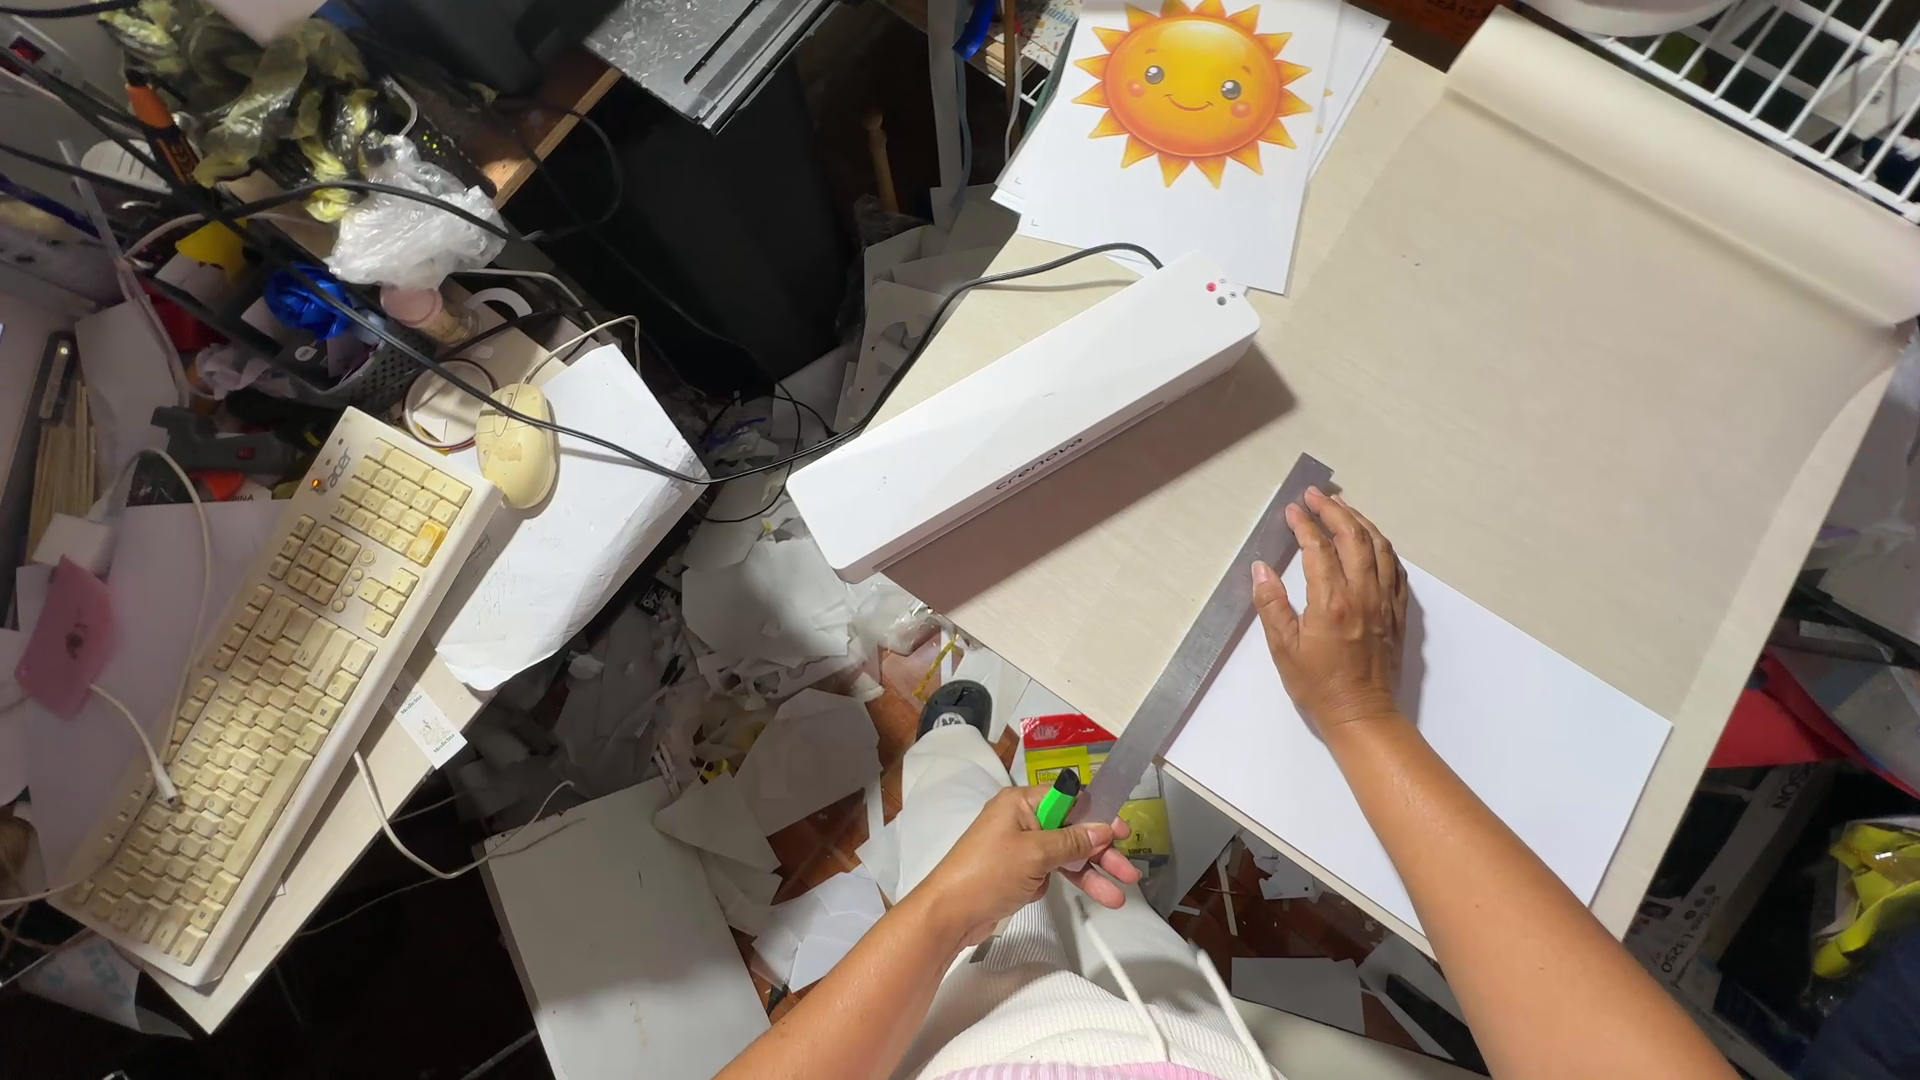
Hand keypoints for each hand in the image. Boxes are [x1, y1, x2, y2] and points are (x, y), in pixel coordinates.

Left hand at [913, 786, 1140, 947]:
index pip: (1068, 799)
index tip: (1123, 831)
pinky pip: (1052, 871)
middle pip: (1071, 829)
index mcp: (1020, 802)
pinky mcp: (1018, 871)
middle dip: (1099, 852)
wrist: (949, 913)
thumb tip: (1103, 829)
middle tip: (1127, 872)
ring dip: (1089, 873)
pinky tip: (1071, 895)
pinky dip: (1067, 882)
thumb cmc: (988, 873)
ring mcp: (1019, 846)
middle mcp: (1021, 819)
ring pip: (1064, 854)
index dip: (1097, 814)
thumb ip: (1072, 841)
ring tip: (1116, 896)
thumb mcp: (1035, 854)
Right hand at [1252, 487, 1409, 736]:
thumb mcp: (1282, 647)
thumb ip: (1271, 604)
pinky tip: (1371, 541)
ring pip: (1380, 548)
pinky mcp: (1398, 613)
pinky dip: (1382, 546)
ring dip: (1361, 522)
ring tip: (1343, 507)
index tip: (1291, 510)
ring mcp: (1385, 603)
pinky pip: (1395, 569)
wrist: (1362, 714)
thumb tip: (1261, 568)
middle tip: (1315, 495)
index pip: (1319, 549)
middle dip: (1334, 510)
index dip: (1304, 525)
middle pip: (1354, 538)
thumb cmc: (1316, 684)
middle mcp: (1363, 595)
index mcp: (1332, 602)